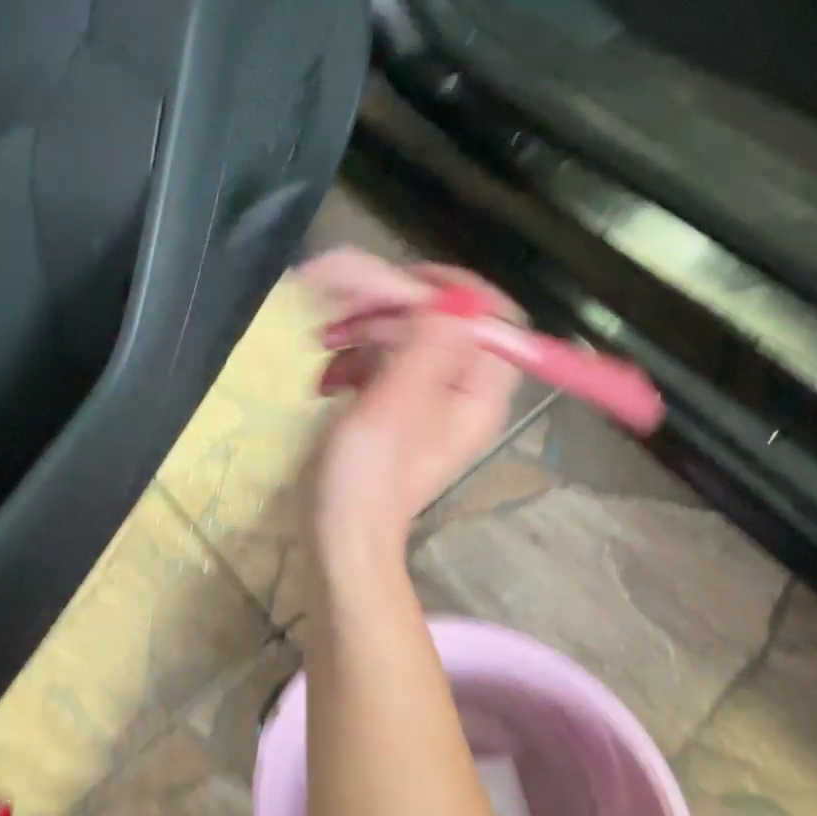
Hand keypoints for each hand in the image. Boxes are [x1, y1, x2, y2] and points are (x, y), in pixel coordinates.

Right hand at [297, 249, 523, 570]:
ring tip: (324, 347)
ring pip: (406, 339)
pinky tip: (327, 382)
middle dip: (388, 312)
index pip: (492, 318)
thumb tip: (458, 297)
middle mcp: (462, 390)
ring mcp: (429, 400)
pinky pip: (384, 365)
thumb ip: (428, 346)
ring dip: (362, 335)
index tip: (402, 282)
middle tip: (341, 318)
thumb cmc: (368, 474)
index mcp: (478, 391)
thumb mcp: (396, 404)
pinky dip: (354, 363)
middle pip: (441, 322)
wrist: (342, 533)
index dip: (454, 290)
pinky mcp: (399, 409)